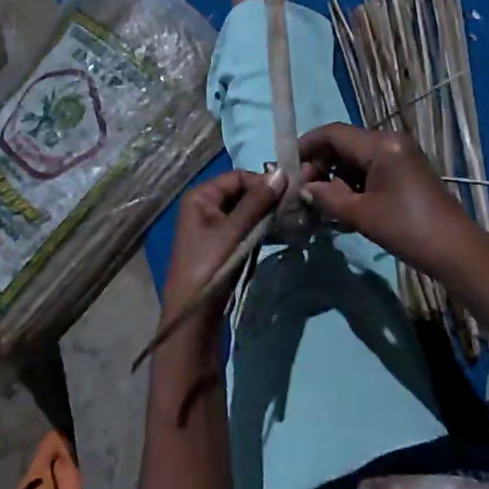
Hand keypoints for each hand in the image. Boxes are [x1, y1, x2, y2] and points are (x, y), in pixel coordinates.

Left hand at [160, 168, 284, 318]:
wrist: (194, 315)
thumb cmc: (209, 266)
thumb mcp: (233, 231)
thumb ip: (257, 202)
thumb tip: (282, 173)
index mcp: (200, 196)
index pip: (238, 177)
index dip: (262, 183)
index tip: (289, 194)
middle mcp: (205, 206)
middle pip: (243, 193)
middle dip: (267, 200)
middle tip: (294, 209)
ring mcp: (213, 227)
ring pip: (247, 212)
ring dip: (267, 216)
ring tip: (292, 222)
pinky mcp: (223, 246)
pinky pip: (246, 229)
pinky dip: (262, 230)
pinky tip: (283, 235)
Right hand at [298, 123, 479, 270]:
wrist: (455, 251)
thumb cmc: (406, 229)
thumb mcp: (360, 214)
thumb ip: (326, 196)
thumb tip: (304, 187)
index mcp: (381, 145)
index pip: (333, 133)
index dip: (306, 146)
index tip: (285, 165)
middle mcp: (391, 141)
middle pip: (343, 143)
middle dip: (319, 163)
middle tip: (302, 190)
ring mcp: (400, 155)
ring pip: (355, 156)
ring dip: (334, 174)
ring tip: (318, 200)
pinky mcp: (404, 170)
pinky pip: (369, 167)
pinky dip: (352, 181)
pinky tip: (341, 202)